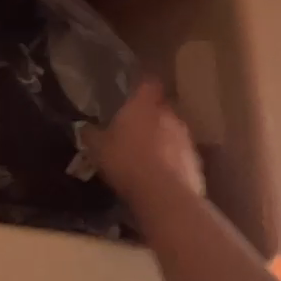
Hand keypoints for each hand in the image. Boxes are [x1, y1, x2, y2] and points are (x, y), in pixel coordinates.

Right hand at [94, 80, 204, 202]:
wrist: (166, 197)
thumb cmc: (126, 161)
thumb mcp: (97, 148)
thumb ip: (90, 134)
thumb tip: (84, 127)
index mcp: (144, 106)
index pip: (148, 83)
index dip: (143, 84)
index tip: (134, 88)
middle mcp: (169, 117)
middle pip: (163, 107)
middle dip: (151, 114)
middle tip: (135, 124)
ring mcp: (186, 140)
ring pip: (174, 131)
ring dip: (163, 137)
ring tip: (147, 151)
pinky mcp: (197, 163)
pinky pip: (181, 154)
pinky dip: (172, 159)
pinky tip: (160, 172)